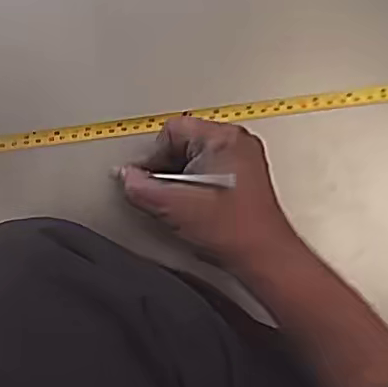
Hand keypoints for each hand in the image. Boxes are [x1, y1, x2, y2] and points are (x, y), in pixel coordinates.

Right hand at [116, 116, 301, 268]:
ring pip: (194, 158)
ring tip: (183, 204)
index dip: (151, 158)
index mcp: (223, 138)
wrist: (261, 255)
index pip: (170, 131)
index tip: (146, 180)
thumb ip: (140, 187)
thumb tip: (126, 177)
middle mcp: (238, 142)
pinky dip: (195, 186)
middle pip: (182, 142)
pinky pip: (208, 171)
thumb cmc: (232, 230)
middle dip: (166, 169)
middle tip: (166, 194)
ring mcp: (244, 158)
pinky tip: (196, 208)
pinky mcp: (245, 177)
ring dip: (180, 179)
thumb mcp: (171, 206)